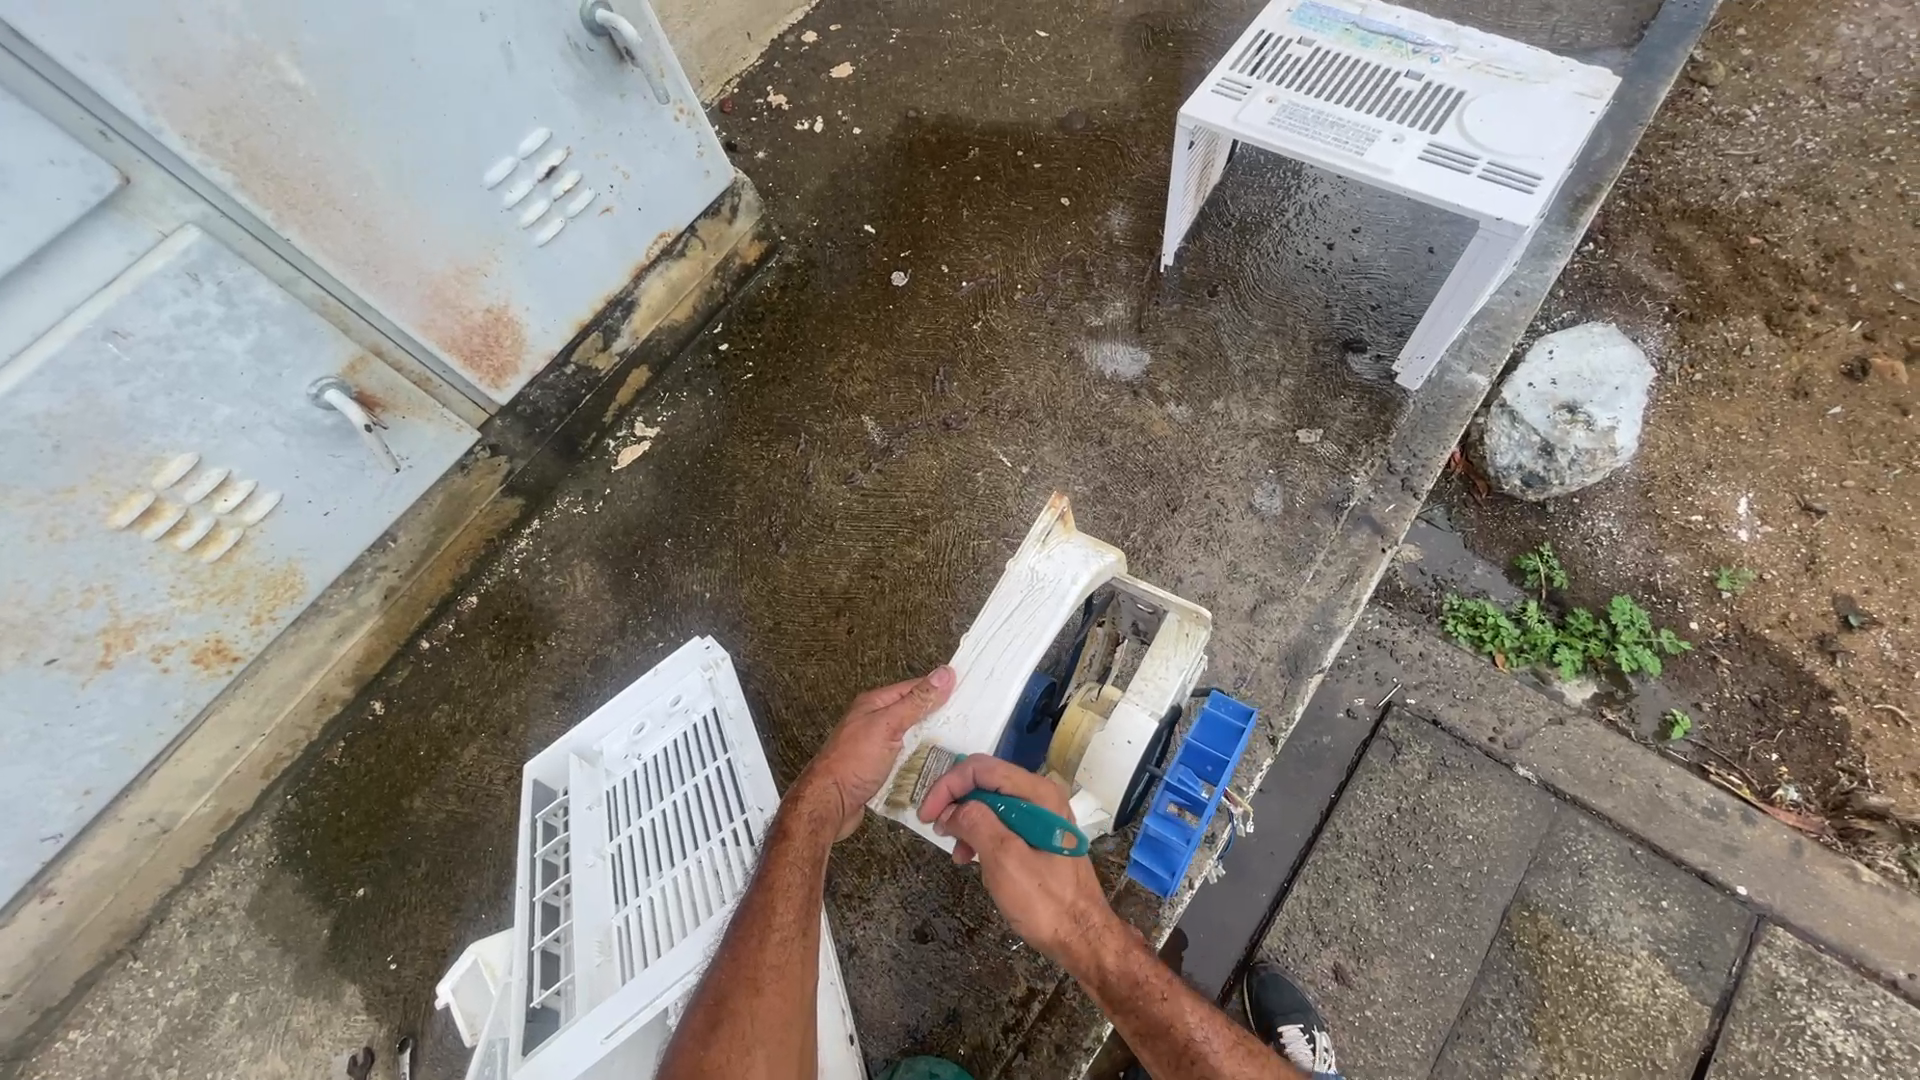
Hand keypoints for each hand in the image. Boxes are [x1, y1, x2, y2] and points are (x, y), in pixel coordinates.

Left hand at [793, 666, 954, 841]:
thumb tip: (942, 674)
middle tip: (965, 725)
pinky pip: (906, 763)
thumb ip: (916, 701)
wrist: (829, 804)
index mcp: (875, 704)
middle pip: (915, 716)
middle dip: (937, 722)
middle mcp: (876, 723)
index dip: (938, 690)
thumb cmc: (851, 763)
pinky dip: (919, 766)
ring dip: (929, 747)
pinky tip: (933, 771)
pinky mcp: (880, 770)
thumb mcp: (888, 725)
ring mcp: (877, 747)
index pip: (914, 689)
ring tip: (954, 750)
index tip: (963, 693)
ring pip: (912, 741)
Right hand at [918, 755, 1121, 972]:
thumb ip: (977, 824)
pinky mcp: (1038, 834)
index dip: (948, 786)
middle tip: (936, 829)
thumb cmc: (1047, 902)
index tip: (926, 815)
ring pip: (991, 802)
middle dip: (955, 801)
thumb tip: (952, 809)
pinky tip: (972, 858)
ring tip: (955, 851)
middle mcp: (1040, 795)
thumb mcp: (1005, 860)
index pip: (981, 769)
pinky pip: (1002, 822)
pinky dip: (981, 834)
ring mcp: (1041, 815)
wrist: (1084, 938)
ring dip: (966, 821)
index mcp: (1037, 792)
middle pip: (985, 781)